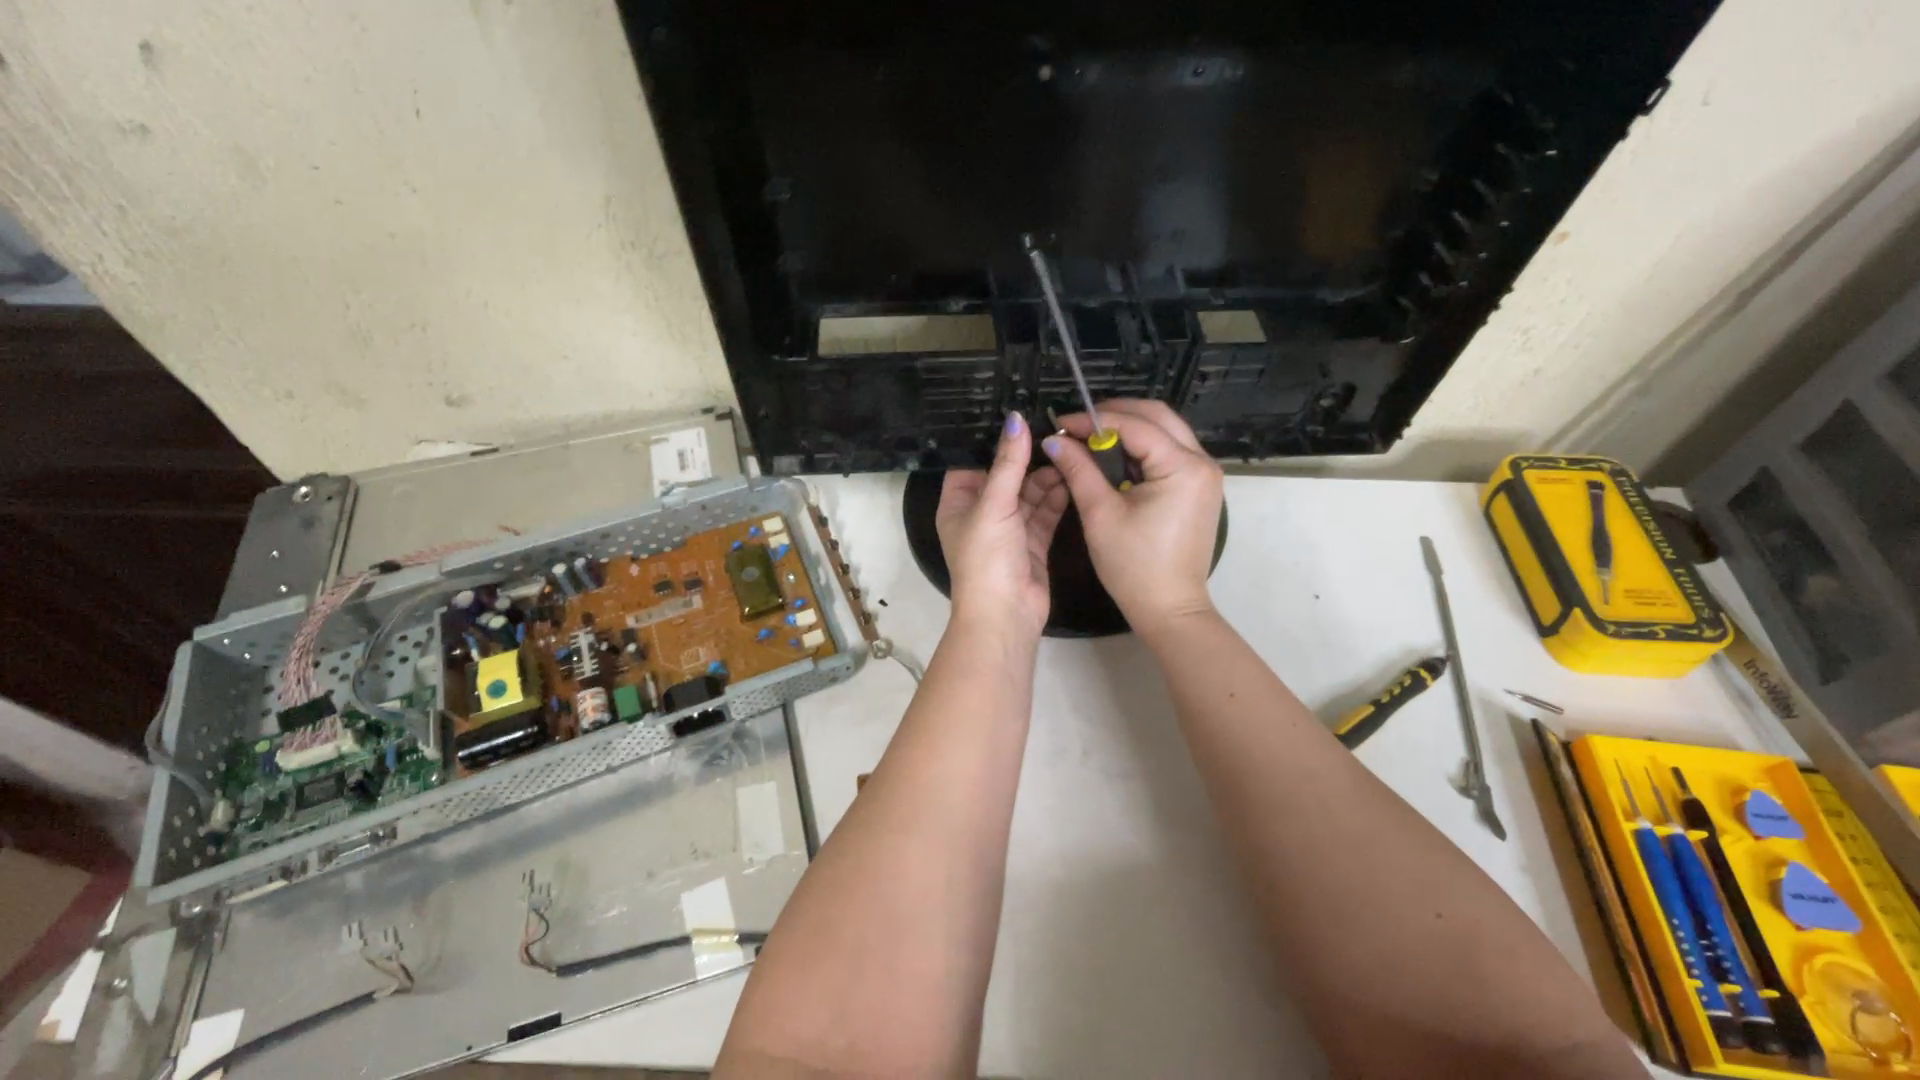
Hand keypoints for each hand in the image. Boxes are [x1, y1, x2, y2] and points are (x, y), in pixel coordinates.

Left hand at [936, 412, 1069, 636]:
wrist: (1005, 614)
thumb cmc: (986, 558)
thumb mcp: (994, 504)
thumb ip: (1008, 462)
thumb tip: (1016, 418)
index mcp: (957, 504)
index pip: (972, 464)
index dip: (992, 444)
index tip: (1020, 417)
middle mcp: (981, 515)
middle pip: (1006, 477)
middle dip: (1028, 459)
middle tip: (1056, 430)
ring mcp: (1008, 530)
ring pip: (1029, 495)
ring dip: (1047, 477)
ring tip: (1070, 452)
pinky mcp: (1033, 544)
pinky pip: (1045, 513)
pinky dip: (1057, 498)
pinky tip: (1074, 477)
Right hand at [1042, 399, 1223, 627]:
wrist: (1169, 608)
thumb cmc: (1134, 566)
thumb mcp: (1100, 514)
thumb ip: (1078, 470)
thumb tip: (1053, 440)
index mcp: (1183, 467)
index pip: (1135, 425)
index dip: (1094, 420)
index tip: (1060, 424)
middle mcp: (1202, 462)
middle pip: (1158, 417)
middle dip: (1115, 415)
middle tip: (1077, 427)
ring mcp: (1205, 475)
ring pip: (1165, 432)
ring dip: (1128, 429)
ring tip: (1090, 440)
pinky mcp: (1199, 488)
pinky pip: (1170, 453)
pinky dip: (1141, 449)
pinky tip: (1113, 459)